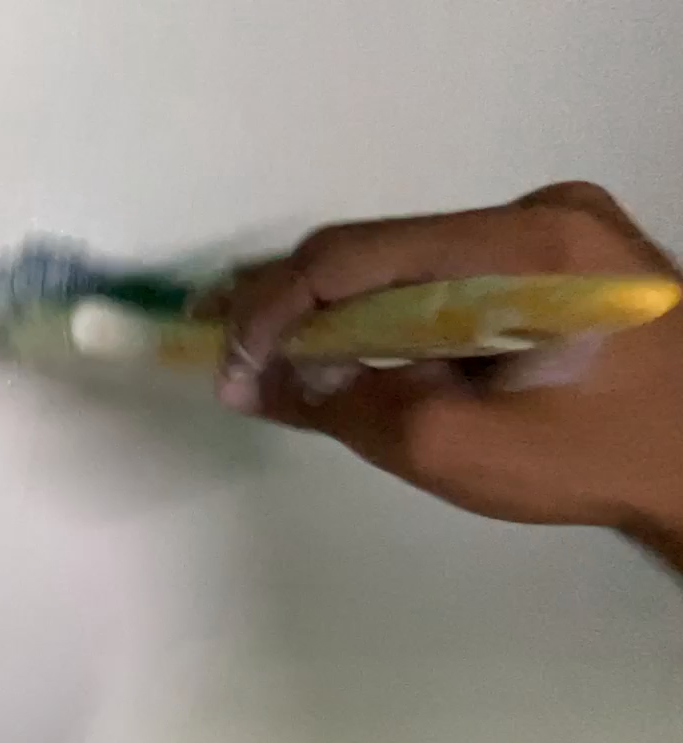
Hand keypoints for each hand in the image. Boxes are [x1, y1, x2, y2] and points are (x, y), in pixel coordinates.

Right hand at [210, 182, 682, 556]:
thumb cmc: (591, 457)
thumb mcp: (445, 443)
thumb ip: (337, 403)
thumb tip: (248, 383)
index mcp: (525, 248)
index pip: (348, 259)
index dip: (267, 313)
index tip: (230, 373)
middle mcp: (527, 217)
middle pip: (355, 253)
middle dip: (274, 313)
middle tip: (219, 363)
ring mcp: (530, 231)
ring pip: (374, 264)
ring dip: (304, 315)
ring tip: (245, 358)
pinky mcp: (525, 256)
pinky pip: (406, 277)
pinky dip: (348, 316)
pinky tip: (308, 346)